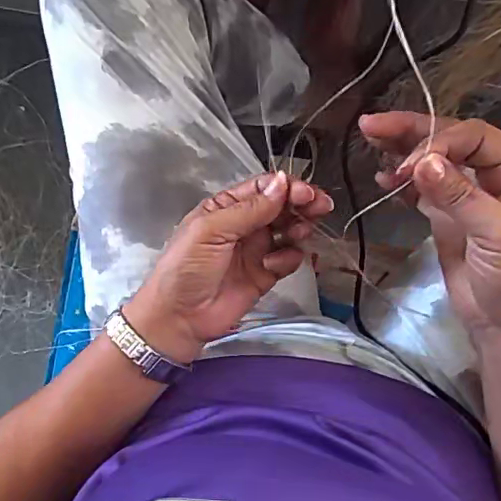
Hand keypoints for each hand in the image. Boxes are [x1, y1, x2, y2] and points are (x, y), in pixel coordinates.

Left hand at [123, 171, 333, 362]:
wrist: (179, 317)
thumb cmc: (186, 268)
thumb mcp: (211, 230)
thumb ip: (249, 209)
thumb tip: (282, 183)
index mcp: (226, 208)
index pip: (263, 189)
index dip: (286, 187)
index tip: (306, 193)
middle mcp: (244, 225)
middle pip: (282, 207)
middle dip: (302, 204)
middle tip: (320, 207)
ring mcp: (256, 250)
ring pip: (289, 231)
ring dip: (299, 228)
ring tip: (298, 234)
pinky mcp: (266, 274)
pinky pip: (288, 259)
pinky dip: (289, 258)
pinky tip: (274, 265)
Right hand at [360, 112, 500, 339]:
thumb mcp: (500, 234)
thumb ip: (460, 197)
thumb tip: (420, 162)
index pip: (475, 138)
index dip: (439, 142)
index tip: (409, 165)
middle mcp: (497, 179)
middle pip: (452, 144)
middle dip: (413, 133)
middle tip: (372, 124)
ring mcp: (471, 202)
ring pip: (435, 167)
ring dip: (404, 154)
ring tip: (371, 141)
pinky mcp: (450, 225)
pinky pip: (425, 195)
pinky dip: (405, 185)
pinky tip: (384, 177)